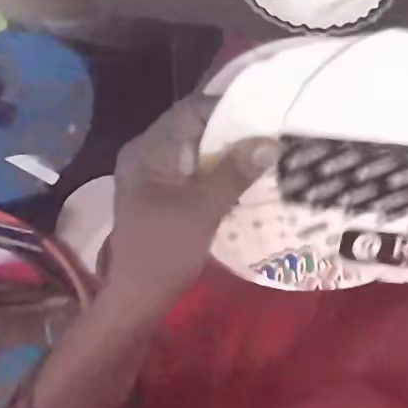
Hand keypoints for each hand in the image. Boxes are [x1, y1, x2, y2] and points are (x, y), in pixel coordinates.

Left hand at [102, 96, 277, 310]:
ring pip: (195, 149)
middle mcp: (146, 154)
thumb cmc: (164, 251)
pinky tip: (245, 176)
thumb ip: (234, 173)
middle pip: (193, 128)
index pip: (189, 112)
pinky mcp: (162, 192)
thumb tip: (269, 142)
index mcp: (147, 150)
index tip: (263, 112)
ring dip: (226, 151)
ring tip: (264, 149)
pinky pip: (193, 169)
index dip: (226, 109)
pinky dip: (217, 169)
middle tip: (270, 130)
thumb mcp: (203, 210)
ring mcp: (153, 174)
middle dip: (231, 129)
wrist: (137, 298)